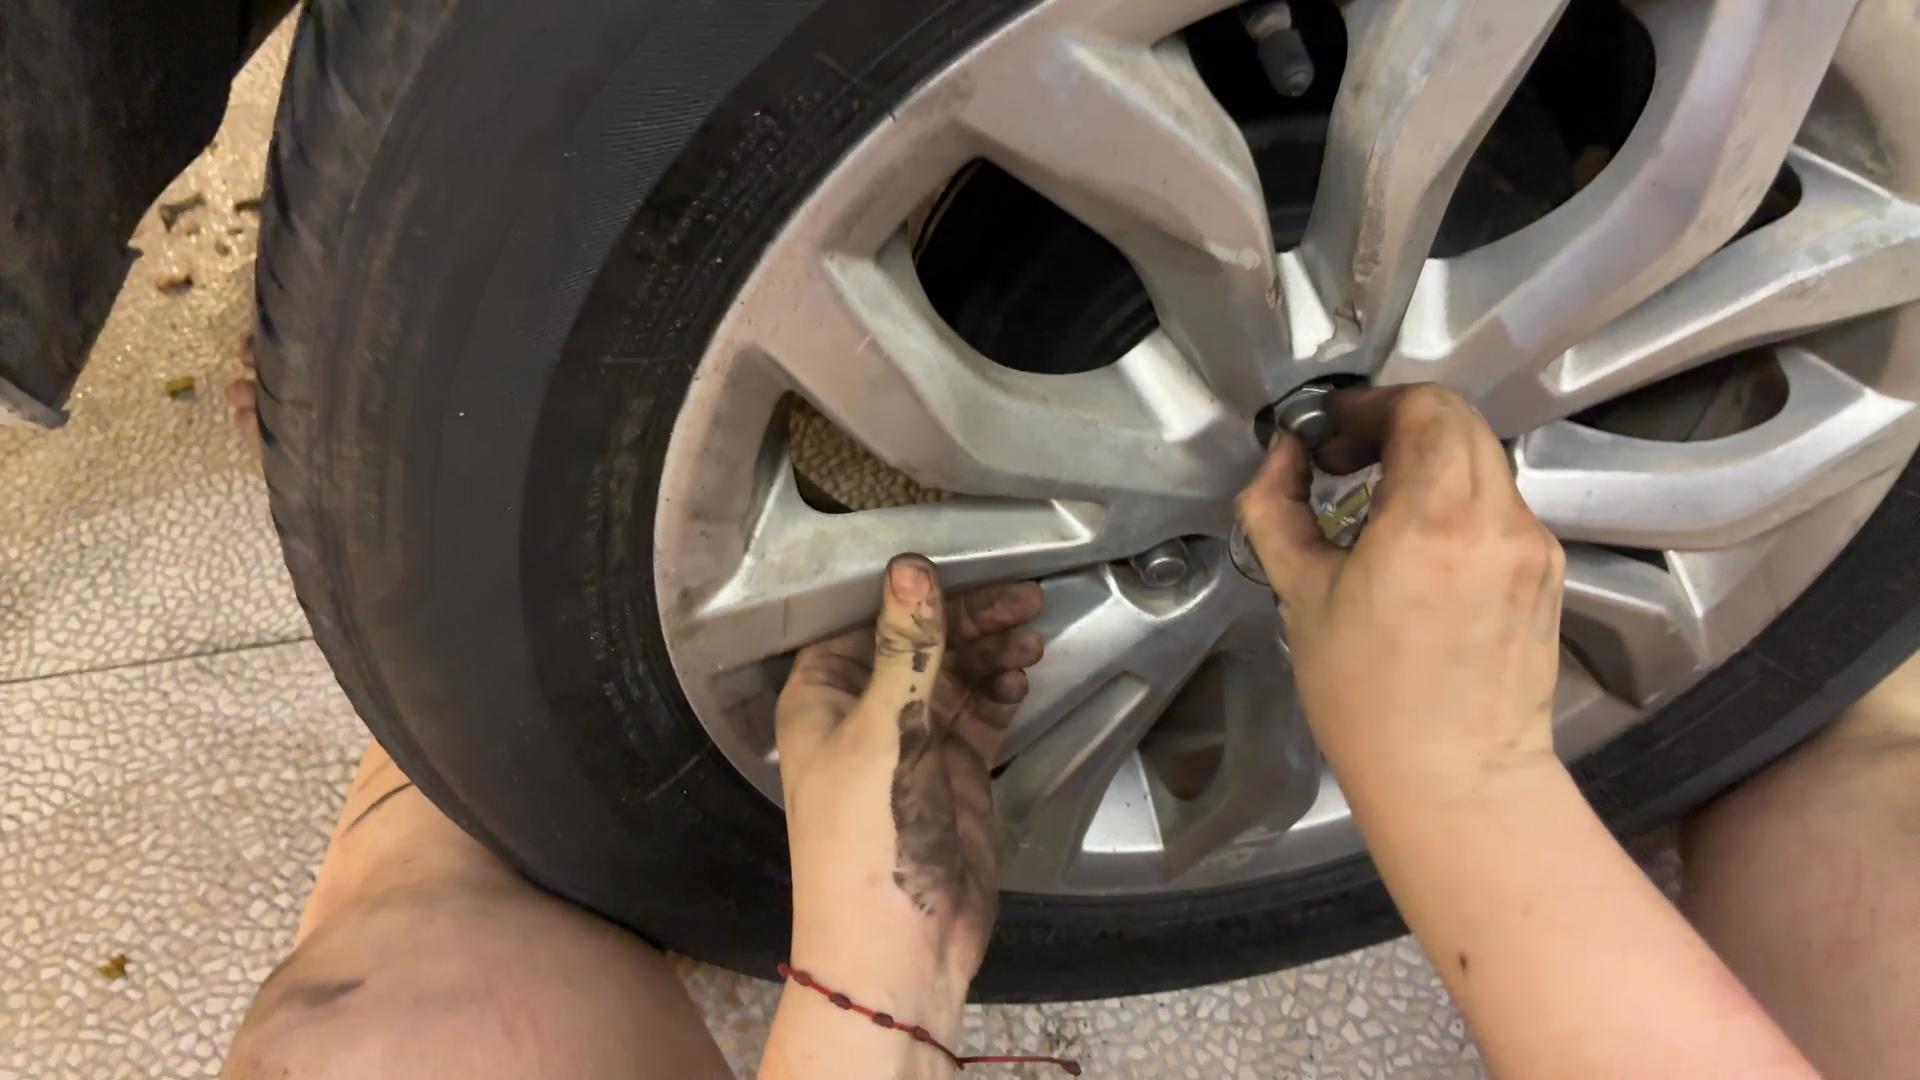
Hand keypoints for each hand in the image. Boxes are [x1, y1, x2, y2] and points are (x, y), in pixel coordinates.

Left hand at [774, 555, 1043, 998]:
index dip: (914, 594)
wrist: (900, 946)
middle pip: (921, 644)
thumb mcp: (885, 728)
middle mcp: (865, 709)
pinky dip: (999, 693)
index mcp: (823, 694)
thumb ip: (906, 646)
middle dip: (972, 620)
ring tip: (1031, 640)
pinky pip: (979, 714)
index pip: (868, 621)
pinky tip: (1019, 680)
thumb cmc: (870, 831)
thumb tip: (911, 566)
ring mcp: (913, 739)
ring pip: (955, 675)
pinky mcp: (953, 768)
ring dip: (991, 654)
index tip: (968, 571)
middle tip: (1026, 600)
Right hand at [1233, 384, 1565, 796]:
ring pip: (1481, 457)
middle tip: (1344, 455)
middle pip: (1458, 421)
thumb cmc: (1364, 695)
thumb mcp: (1298, 594)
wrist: (1453, 775)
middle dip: (1394, 422)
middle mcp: (1499, 524)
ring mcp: (1533, 547)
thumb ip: (1275, 509)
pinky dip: (1450, 491)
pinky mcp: (1545, 571)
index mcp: (1433, 524)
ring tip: (1371, 497)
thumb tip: (1281, 458)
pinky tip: (1410, 535)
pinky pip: (1496, 500)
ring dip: (1423, 455)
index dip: (1368, 406)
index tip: (1329, 431)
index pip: (1424, 410)